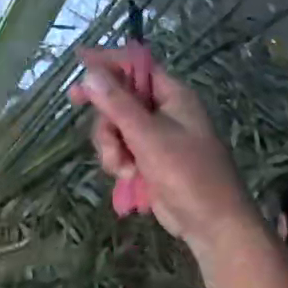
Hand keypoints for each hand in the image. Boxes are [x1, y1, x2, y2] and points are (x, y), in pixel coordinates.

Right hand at [68, 47, 255, 253]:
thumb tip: (90, 73)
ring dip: (111, 144)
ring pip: (115, 125)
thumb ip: (117, 103)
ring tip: (123, 167)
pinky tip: (127, 176)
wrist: (213, 226)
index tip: (80, 61)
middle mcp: (163, 110)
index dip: (108, 61)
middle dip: (105, 113)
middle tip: (74, 101)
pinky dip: (118, 160)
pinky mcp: (148, 159)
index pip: (136, 65)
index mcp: (172, 95)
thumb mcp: (148, 135)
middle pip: (119, 96)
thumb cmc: (188, 173)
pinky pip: (121, 148)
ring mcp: (155, 136)